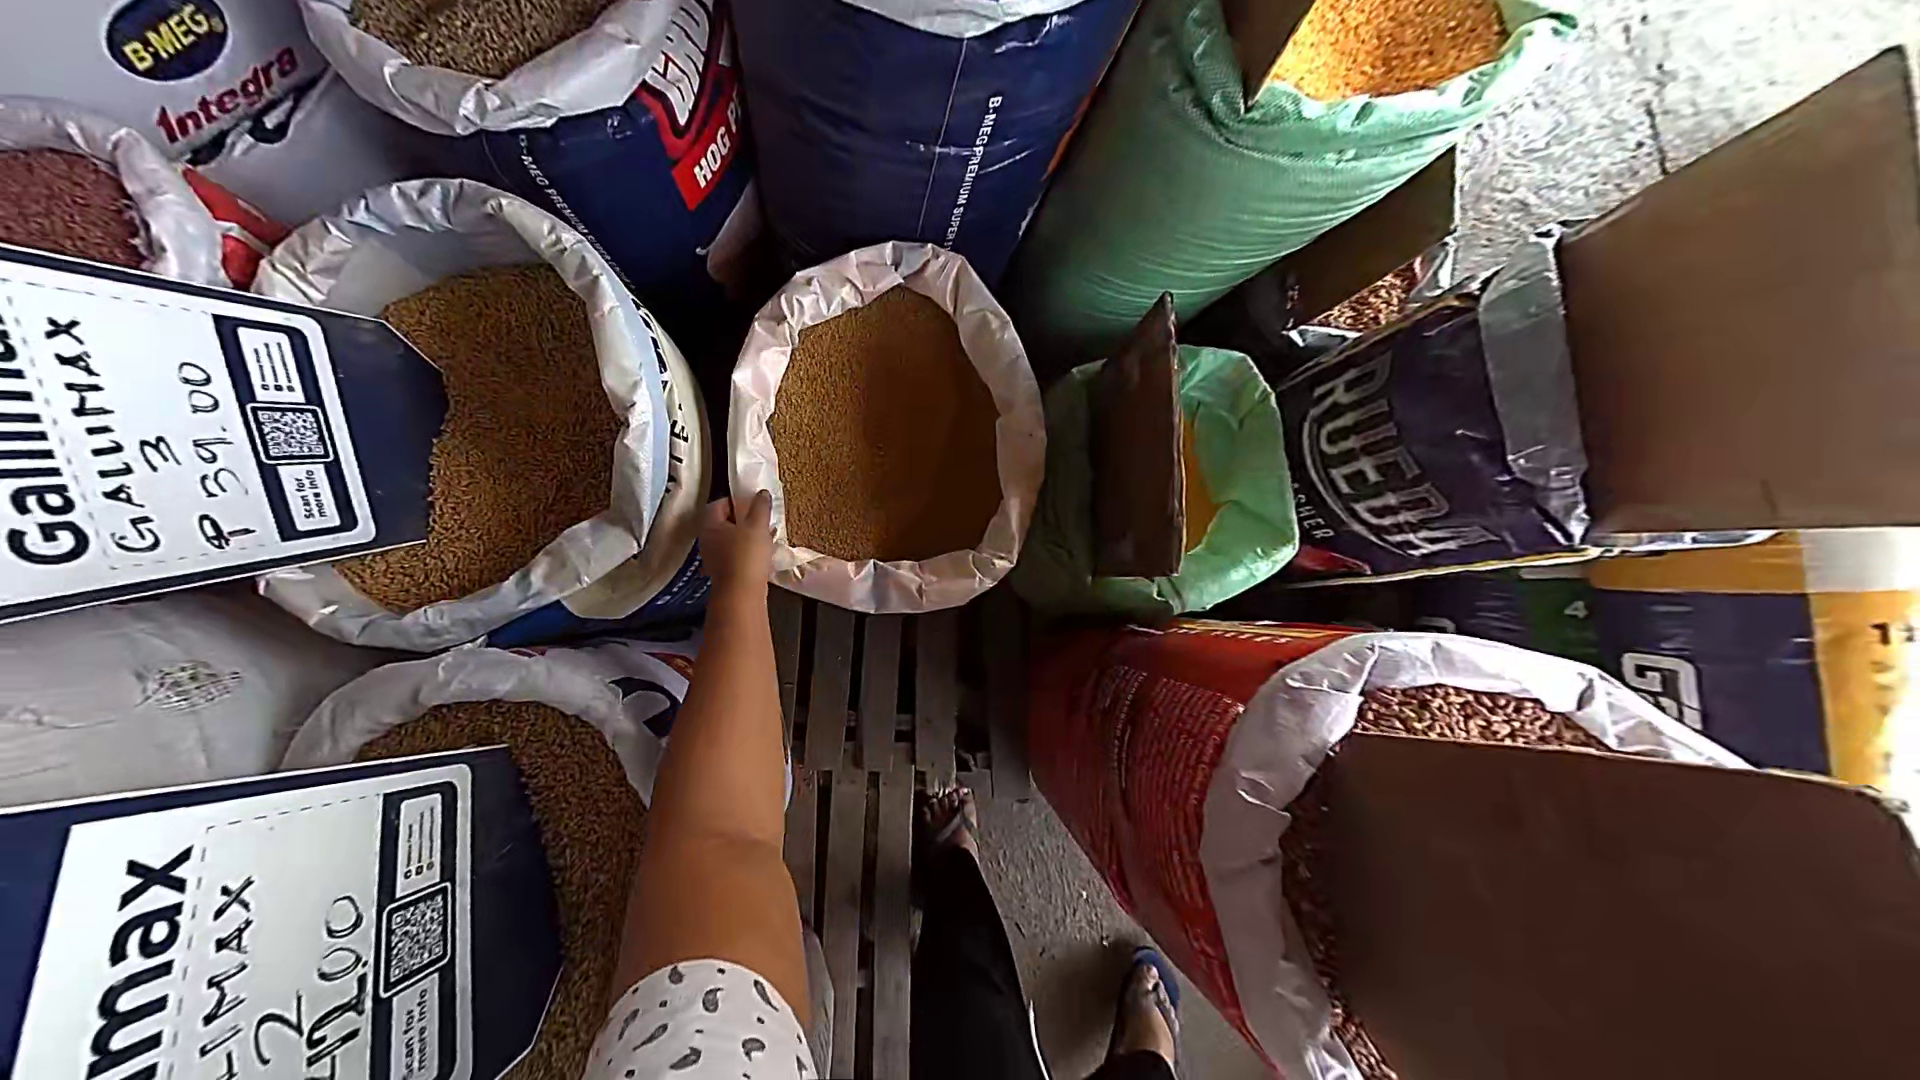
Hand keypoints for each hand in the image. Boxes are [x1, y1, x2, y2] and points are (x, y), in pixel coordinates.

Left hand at [701, 491, 773, 600]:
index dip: (735, 500)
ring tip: (766, 536)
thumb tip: (762, 493)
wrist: (742, 593)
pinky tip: (763, 554)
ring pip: (731, 539)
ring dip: (747, 536)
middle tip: (761, 519)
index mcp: (710, 525)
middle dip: (743, 519)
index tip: (753, 503)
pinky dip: (748, 552)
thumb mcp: (757, 526)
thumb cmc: (747, 555)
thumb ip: (760, 507)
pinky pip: (735, 555)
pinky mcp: (724, 572)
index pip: (718, 504)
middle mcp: (707, 540)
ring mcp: (714, 558)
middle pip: (724, 522)